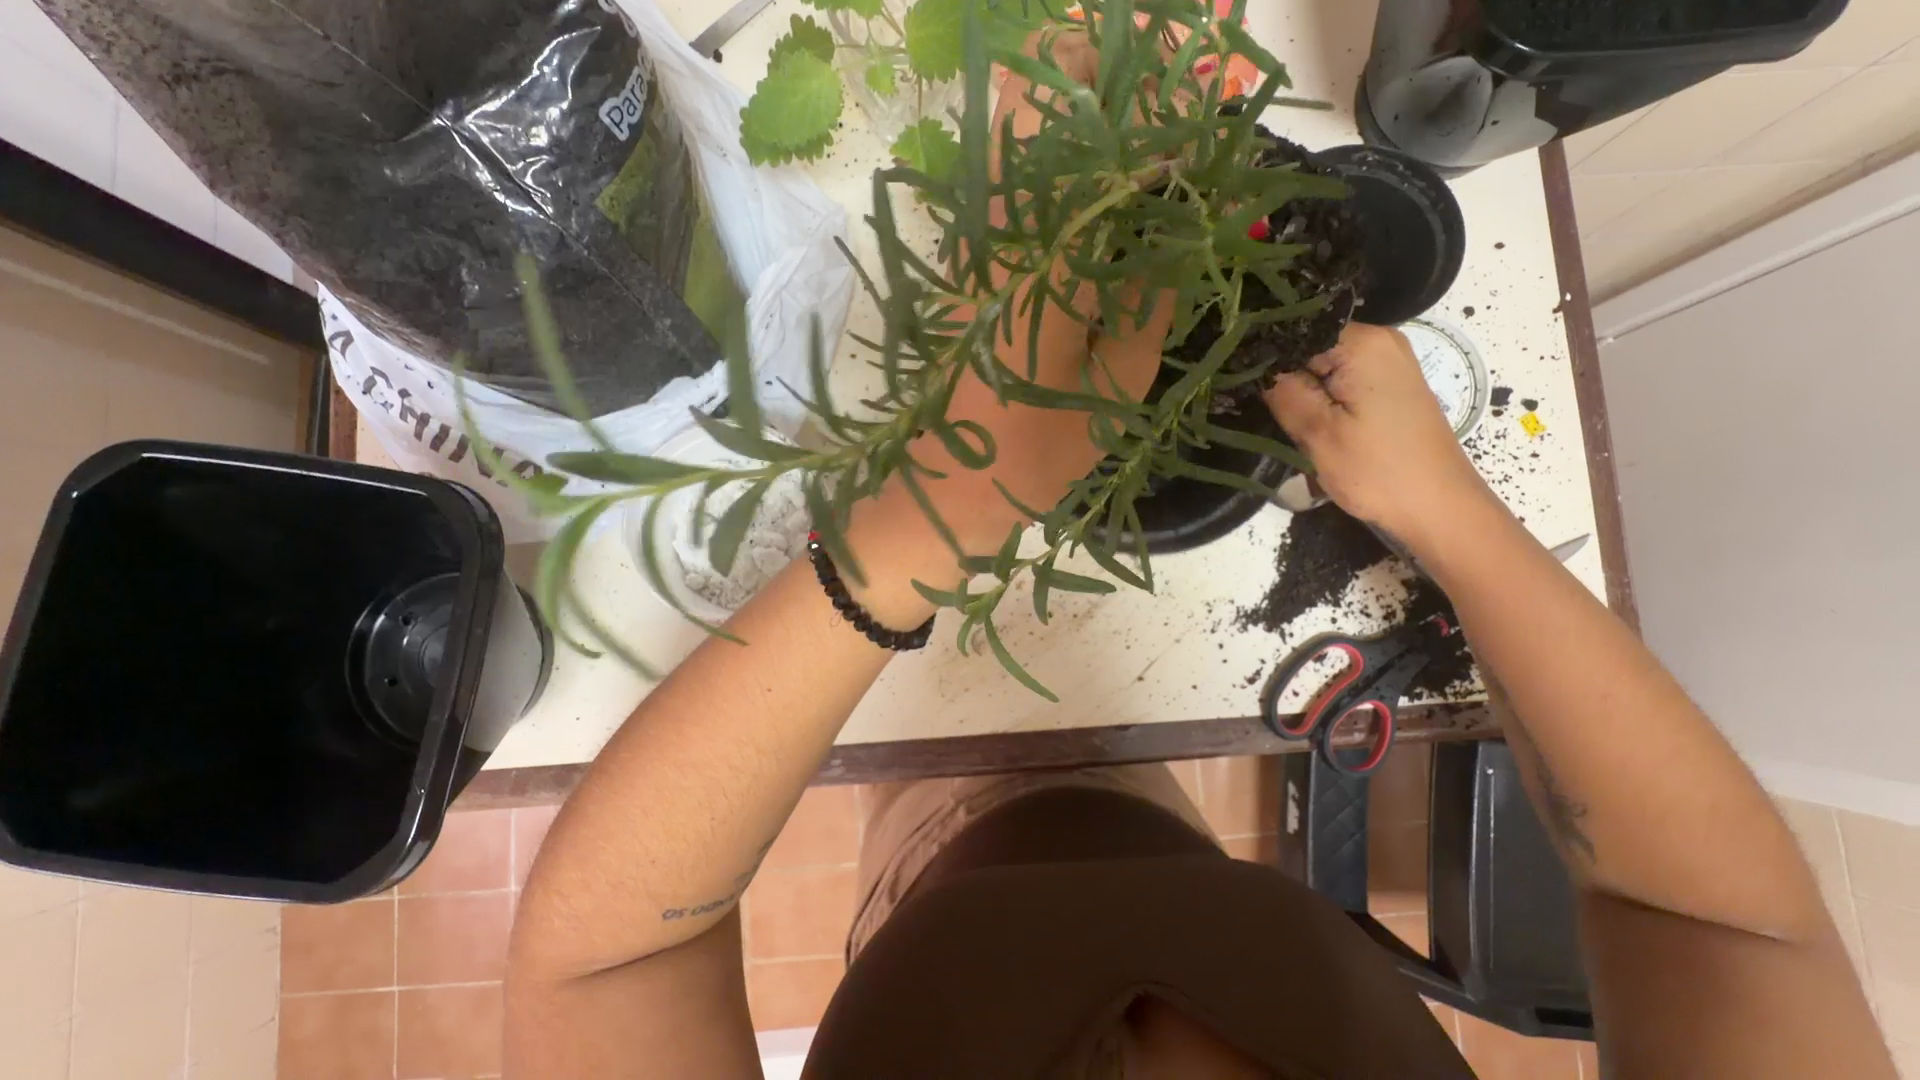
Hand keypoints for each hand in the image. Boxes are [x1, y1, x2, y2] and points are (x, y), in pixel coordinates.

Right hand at [1264, 323, 1494, 549]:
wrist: (1441, 509)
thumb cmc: (1380, 472)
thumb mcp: (1318, 434)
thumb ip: (1281, 391)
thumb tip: (1251, 362)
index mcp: (1362, 342)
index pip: (1292, 330)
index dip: (1263, 356)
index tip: (1241, 385)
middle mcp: (1379, 340)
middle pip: (1307, 344)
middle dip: (1281, 375)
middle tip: (1261, 409)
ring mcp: (1387, 362)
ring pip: (1321, 364)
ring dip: (1299, 390)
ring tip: (1284, 421)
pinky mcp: (1388, 385)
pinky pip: (1340, 378)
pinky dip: (1320, 398)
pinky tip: (1310, 424)